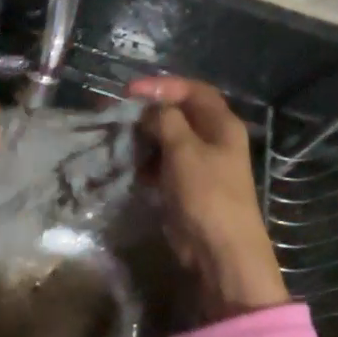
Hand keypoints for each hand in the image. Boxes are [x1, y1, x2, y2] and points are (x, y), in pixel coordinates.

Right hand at [131, 76, 288, 320]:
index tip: (129, 92)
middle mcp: (212, 141)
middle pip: (179, 116)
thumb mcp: (184, 151)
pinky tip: (126, 167)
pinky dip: (144, 163)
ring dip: (142, 139)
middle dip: (148, 113)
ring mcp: (199, 167)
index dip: (162, 86)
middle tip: (115, 116)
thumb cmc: (206, 195)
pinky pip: (161, 167)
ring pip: (167, 142)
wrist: (218, 250)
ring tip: (116, 141)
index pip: (193, 91)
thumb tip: (150, 110)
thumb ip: (166, 122)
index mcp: (222, 125)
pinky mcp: (184, 190)